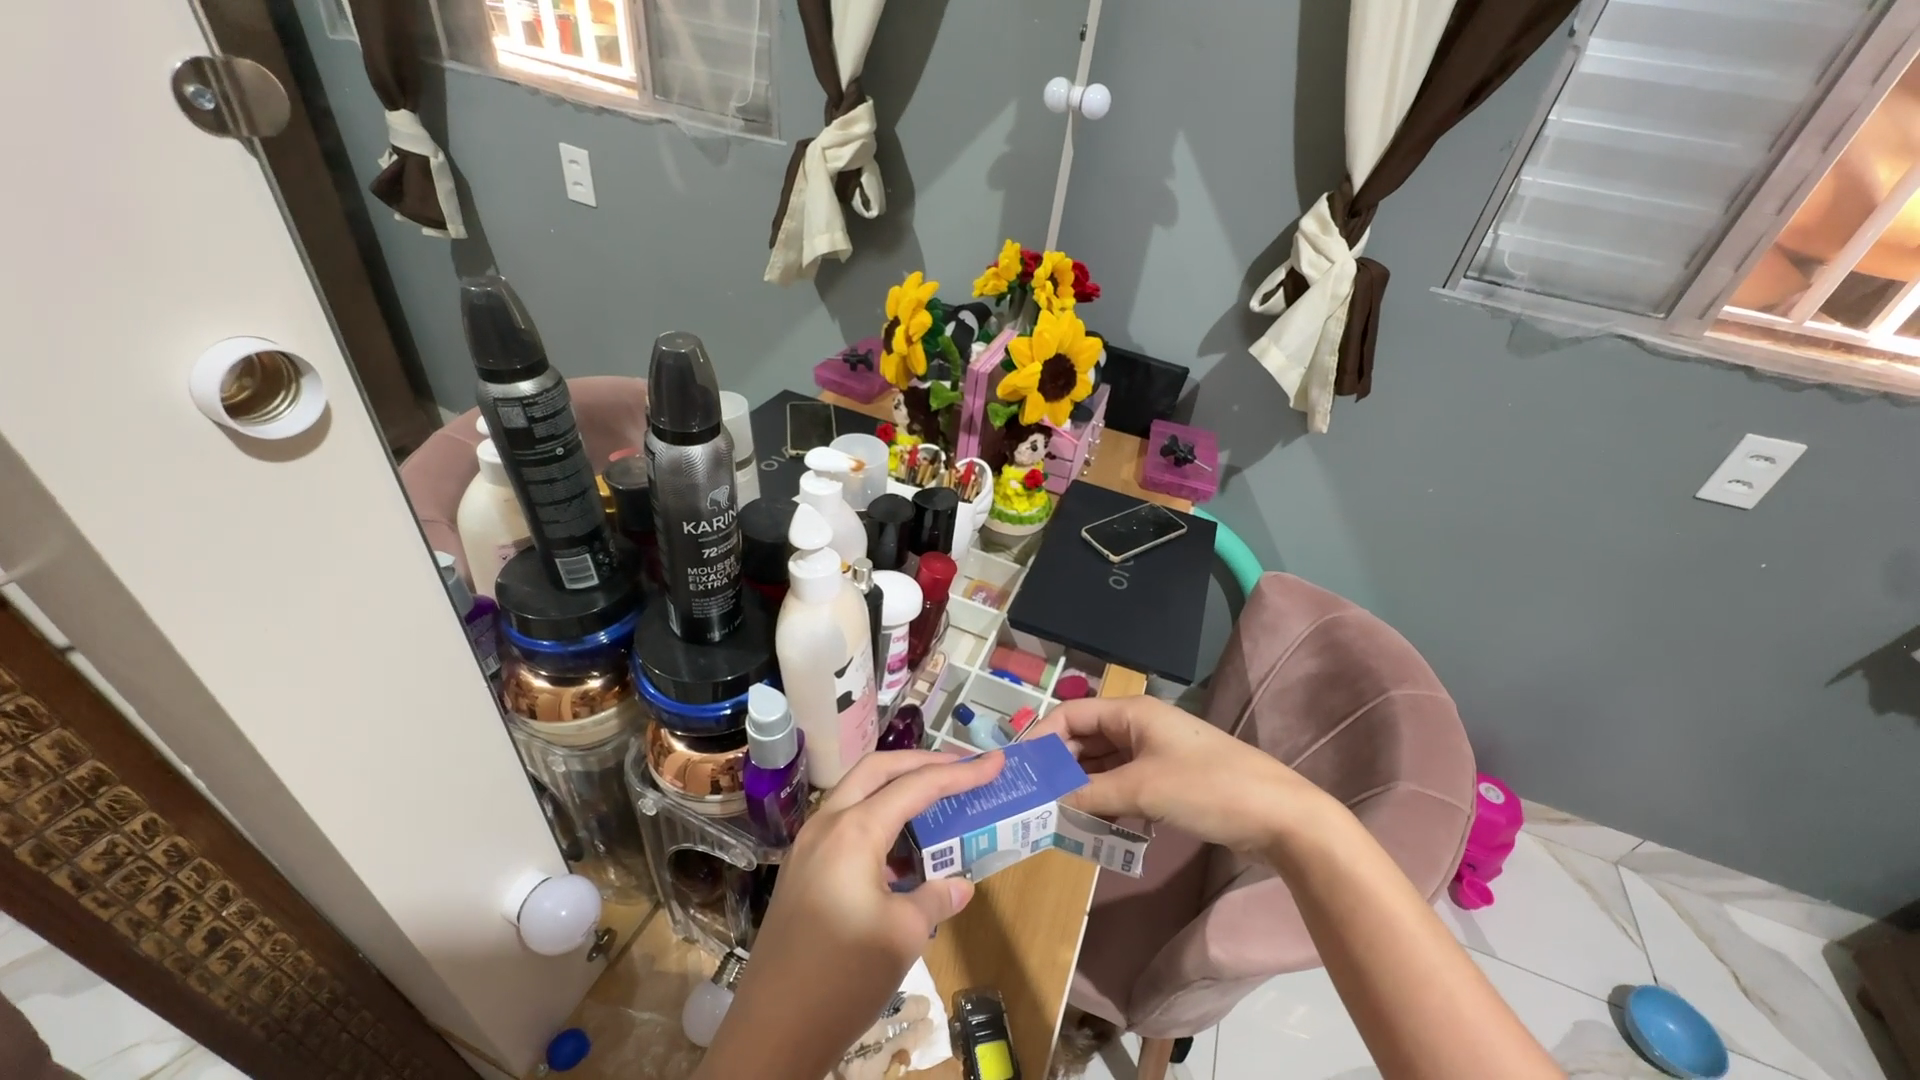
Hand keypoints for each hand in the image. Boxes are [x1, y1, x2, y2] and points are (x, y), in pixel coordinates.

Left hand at [697, 750, 1003, 1079]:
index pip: (916, 785)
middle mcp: (826, 824)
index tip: (997, 761)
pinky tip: (903, 847)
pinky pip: (845, 824)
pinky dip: (878, 818)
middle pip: (878, 770)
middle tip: (964, 766)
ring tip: (938, 798)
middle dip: (923, 761)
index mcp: (853, 831)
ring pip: (858, 793)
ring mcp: (808, 846)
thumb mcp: (904, 936)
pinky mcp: (802, 869)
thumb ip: (935, 897)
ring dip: (898, 787)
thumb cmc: (843, 978)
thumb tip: (959, 885)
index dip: (960, 773)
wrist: (773, 1029)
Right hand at [1029, 696, 1332, 853]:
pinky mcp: (1170, 782)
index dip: (1041, 737)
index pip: (1071, 715)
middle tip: (1030, 798)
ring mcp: (1157, 755)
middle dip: (1058, 768)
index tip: (1016, 768)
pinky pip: (1124, 786)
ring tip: (1054, 816)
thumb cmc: (1207, 788)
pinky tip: (1093, 826)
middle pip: (1085, 741)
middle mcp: (1141, 727)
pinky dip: (1106, 802)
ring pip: (1103, 766)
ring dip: (1081, 789)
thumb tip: (1045, 803)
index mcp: (1133, 713)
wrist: (1280, 816)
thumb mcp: (1141, 789)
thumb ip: (1089, 794)